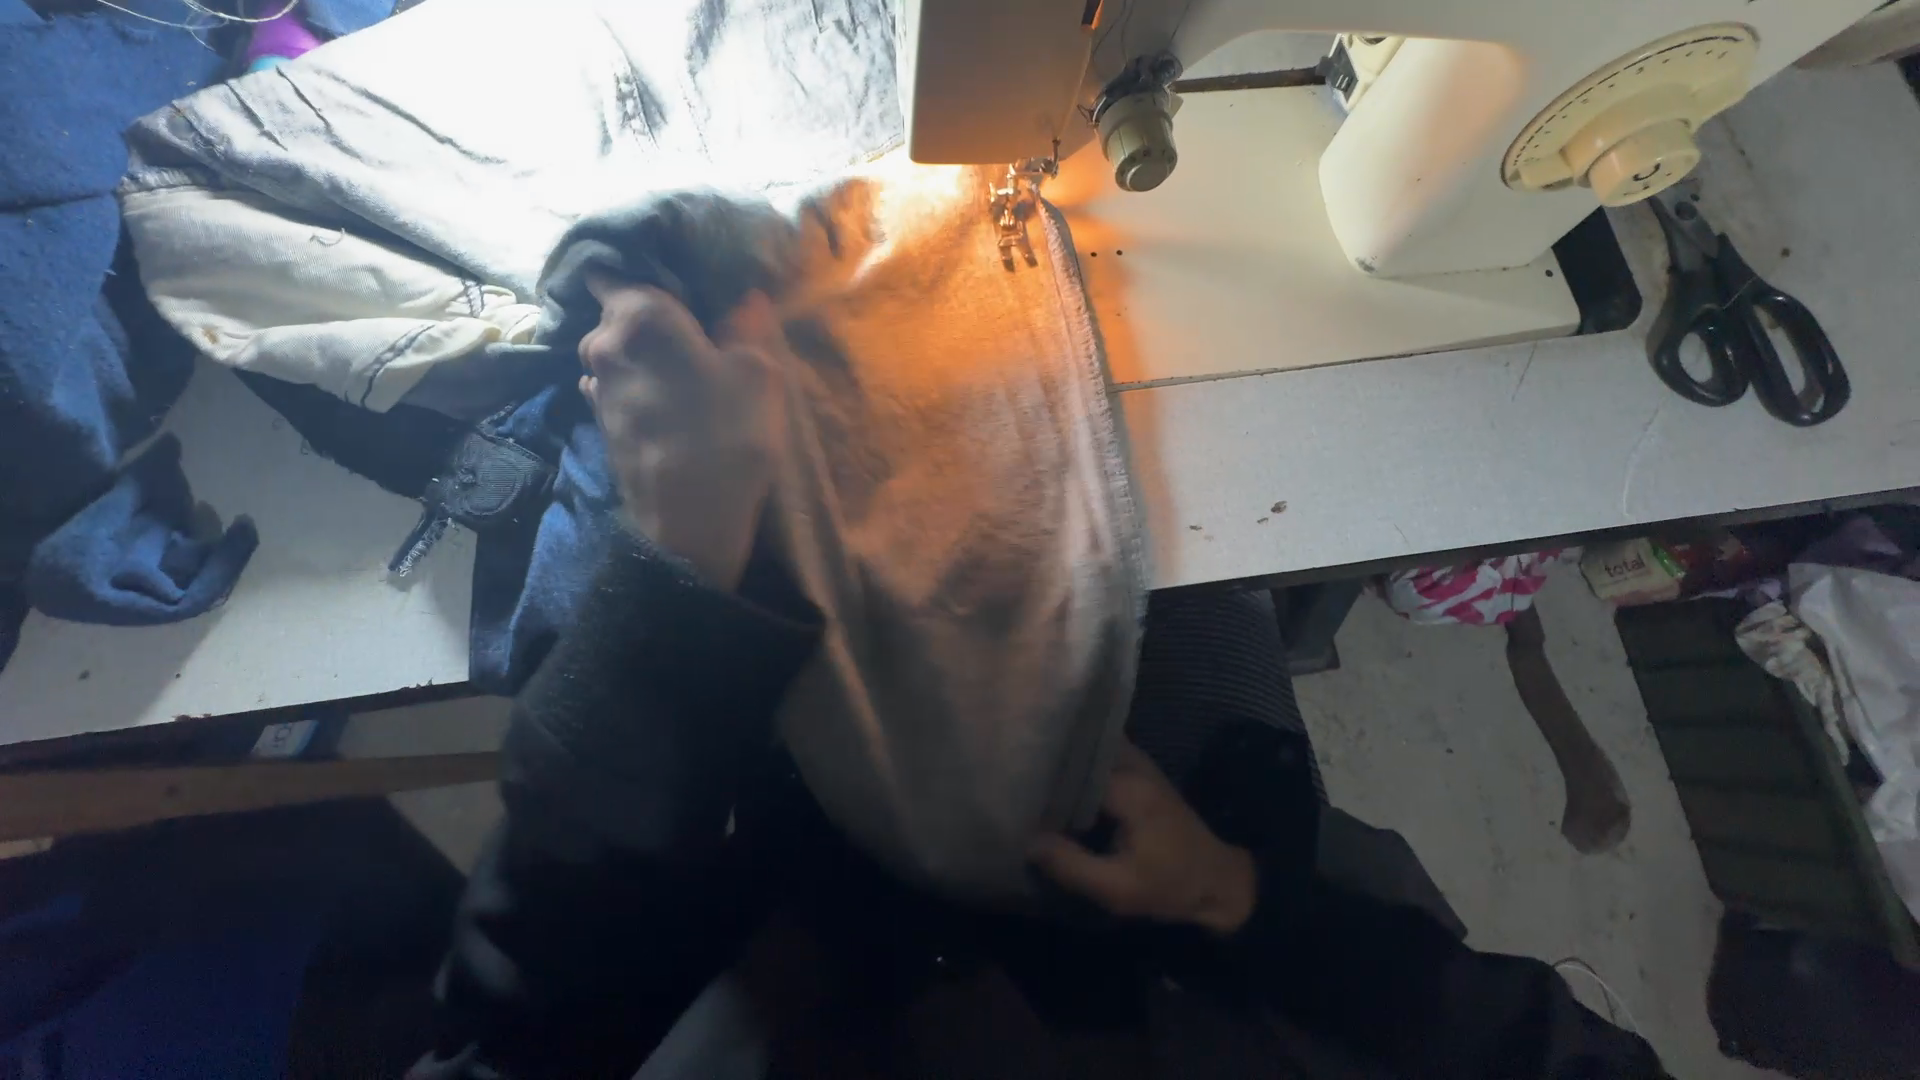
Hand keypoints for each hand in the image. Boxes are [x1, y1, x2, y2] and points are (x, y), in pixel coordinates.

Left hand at [578, 275, 787, 590]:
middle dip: (653, 312)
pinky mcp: (600, 422)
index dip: (646, 264)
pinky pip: (622, 383)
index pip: (617, 264)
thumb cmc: (728, 436)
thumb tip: (742, 298)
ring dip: (649, 353)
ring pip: (622, 349)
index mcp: (638, 314)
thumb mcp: (759, 372)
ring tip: (689, 365)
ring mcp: (596, 385)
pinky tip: (672, 400)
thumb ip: (747, 325)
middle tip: (698, 322)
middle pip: (620, 309)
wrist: (689, 522)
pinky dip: (642, 383)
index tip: (681, 276)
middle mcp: (603, 342)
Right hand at [1029, 741, 1257, 934]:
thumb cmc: (1170, 885)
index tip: (1011, 780)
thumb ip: (1072, 865)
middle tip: (1013, 771)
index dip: (1041, 771)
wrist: (1218, 881)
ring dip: (1063, 758)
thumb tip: (1027, 841)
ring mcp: (1137, 762)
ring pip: (1089, 748)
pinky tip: (1055, 780)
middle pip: (1080, 747)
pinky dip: (1078, 763)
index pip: (1073, 763)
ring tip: (1028, 771)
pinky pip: (1099, 756)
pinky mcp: (1138, 770)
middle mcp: (1132, 764)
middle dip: (1049, 757)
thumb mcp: (1118, 889)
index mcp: (1128, 788)